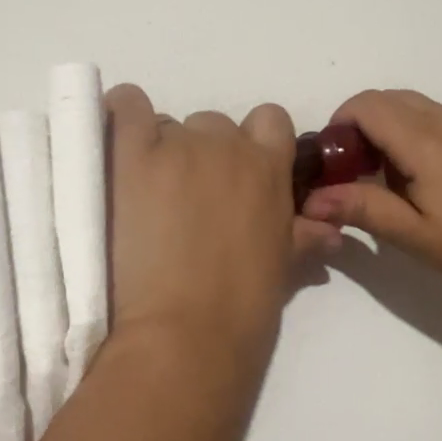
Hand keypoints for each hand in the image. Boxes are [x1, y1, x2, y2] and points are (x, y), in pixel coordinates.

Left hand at [106, 85, 340, 370]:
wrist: (185, 333)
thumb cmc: (242, 308)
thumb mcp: (281, 268)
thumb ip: (303, 238)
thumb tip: (330, 233)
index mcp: (269, 168)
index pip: (269, 121)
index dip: (251, 144)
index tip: (233, 176)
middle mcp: (225, 144)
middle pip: (211, 127)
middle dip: (199, 157)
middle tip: (181, 203)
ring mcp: (175, 145)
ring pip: (166, 126)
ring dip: (157, 152)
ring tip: (140, 198)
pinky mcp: (128, 153)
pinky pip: (123, 107)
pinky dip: (117, 123)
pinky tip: (111, 158)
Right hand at [301, 89, 441, 304]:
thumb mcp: (416, 236)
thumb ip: (362, 209)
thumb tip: (310, 200)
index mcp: (427, 140)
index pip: (366, 105)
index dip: (338, 126)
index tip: (334, 166)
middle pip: (388, 99)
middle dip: (360, 127)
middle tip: (355, 176)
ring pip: (414, 107)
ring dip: (388, 131)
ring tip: (389, 184)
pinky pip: (439, 120)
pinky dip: (416, 136)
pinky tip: (426, 183)